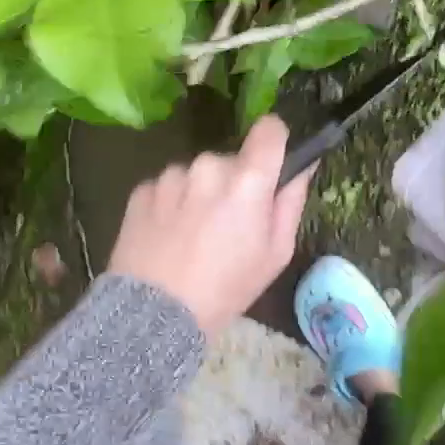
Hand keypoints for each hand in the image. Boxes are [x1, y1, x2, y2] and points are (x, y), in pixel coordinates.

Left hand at [107, 116, 312, 334]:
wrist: (154, 315)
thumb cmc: (227, 288)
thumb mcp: (276, 253)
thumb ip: (291, 202)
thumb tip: (302, 168)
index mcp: (248, 180)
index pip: (270, 129)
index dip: (274, 143)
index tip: (271, 164)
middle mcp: (209, 166)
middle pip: (232, 160)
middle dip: (235, 183)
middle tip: (229, 225)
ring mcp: (172, 176)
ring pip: (198, 174)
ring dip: (201, 193)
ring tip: (193, 236)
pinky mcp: (142, 190)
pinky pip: (169, 187)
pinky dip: (173, 204)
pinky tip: (169, 238)